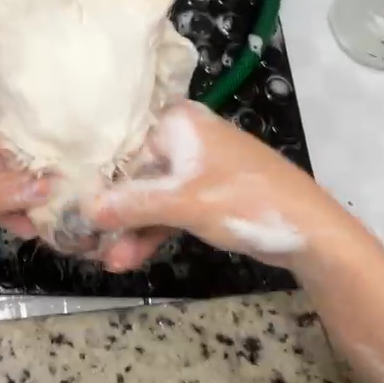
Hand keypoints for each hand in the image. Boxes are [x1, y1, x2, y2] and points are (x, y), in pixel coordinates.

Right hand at [83, 102, 340, 270]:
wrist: (312, 231)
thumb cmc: (245, 201)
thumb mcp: (184, 203)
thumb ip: (133, 205)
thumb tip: (85, 209)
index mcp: (176, 121)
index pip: (122, 145)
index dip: (97, 177)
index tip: (72, 205)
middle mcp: (182, 136)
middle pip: (135, 173)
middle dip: (115, 212)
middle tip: (89, 241)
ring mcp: (195, 166)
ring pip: (151, 195)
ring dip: (132, 228)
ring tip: (108, 261)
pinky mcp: (206, 193)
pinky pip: (168, 208)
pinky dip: (153, 230)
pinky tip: (130, 257)